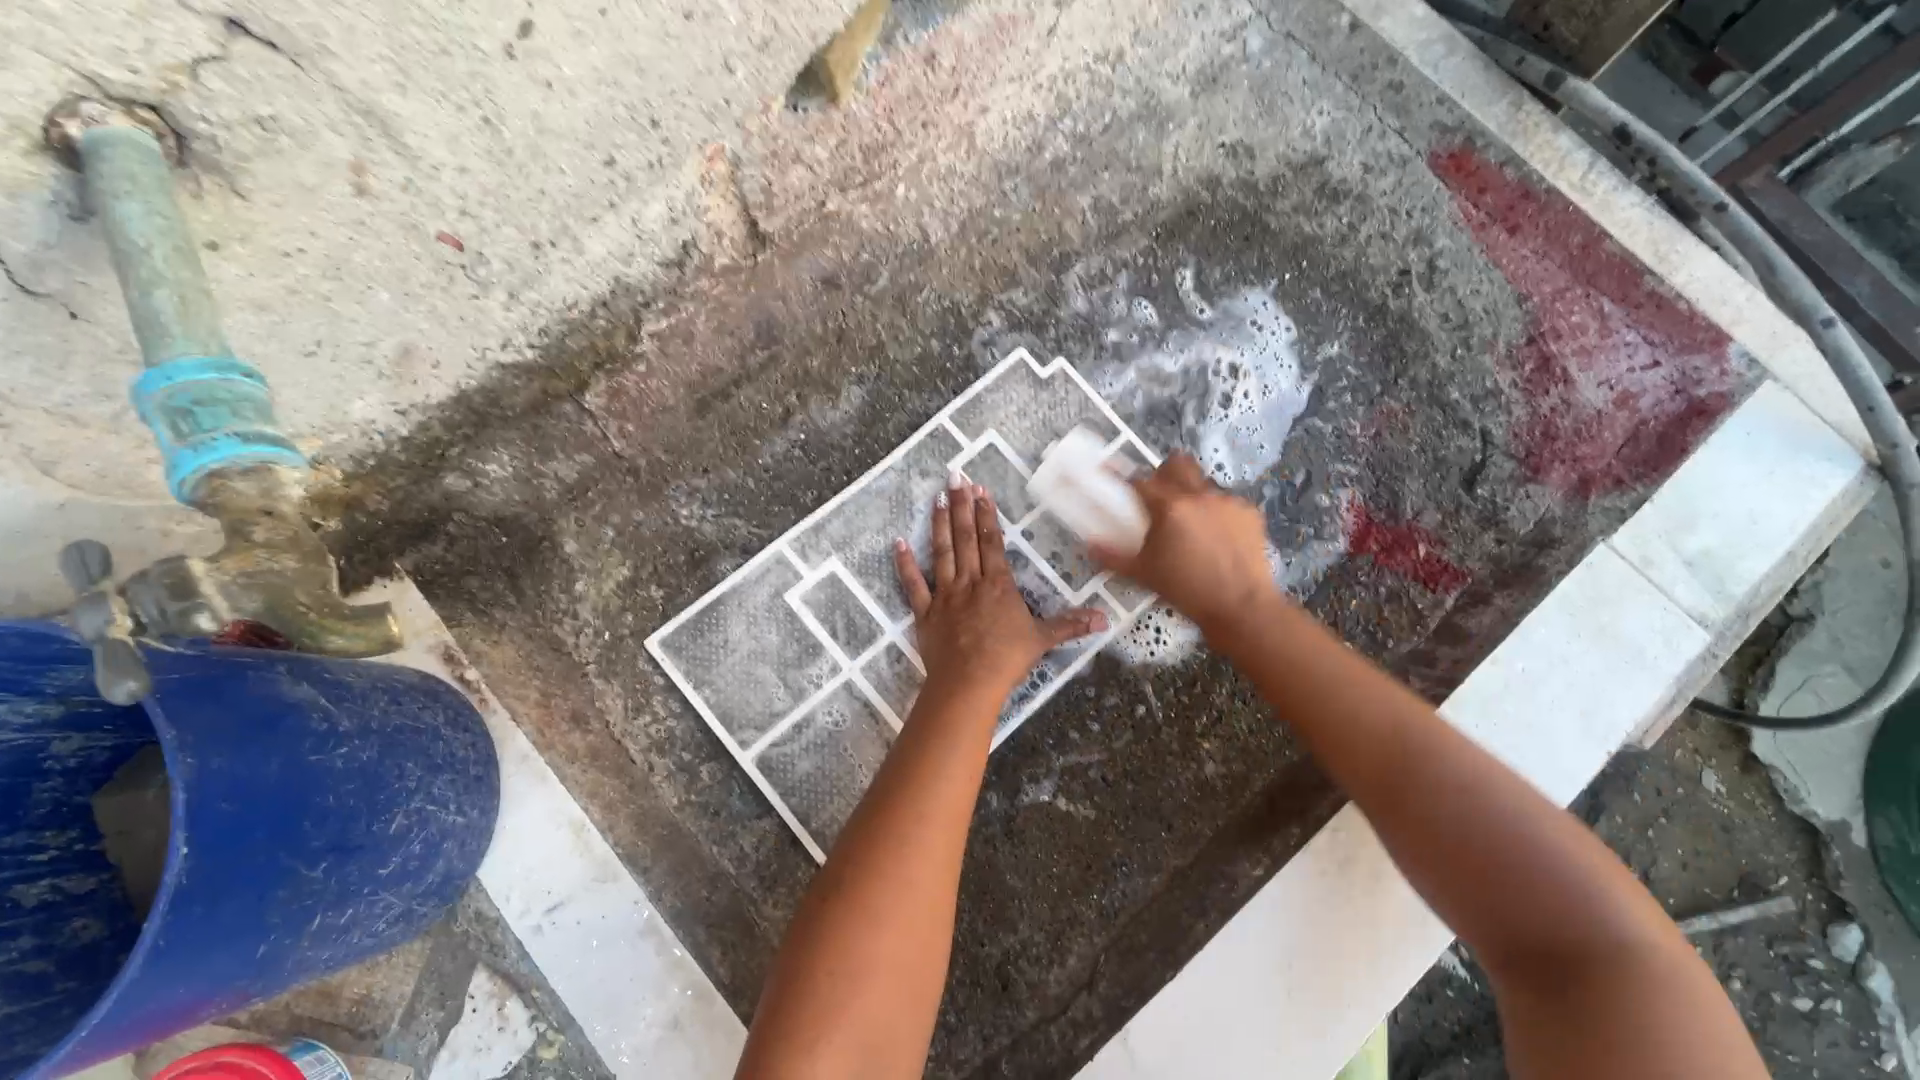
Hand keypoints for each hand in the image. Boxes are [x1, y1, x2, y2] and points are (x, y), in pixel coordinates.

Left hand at [895, 476, 1107, 704]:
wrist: (969, 683)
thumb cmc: (1007, 659)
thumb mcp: (1043, 639)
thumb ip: (1070, 625)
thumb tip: (1104, 619)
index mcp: (998, 585)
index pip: (992, 542)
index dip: (987, 515)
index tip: (981, 490)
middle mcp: (970, 582)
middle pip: (965, 538)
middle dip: (962, 506)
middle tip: (955, 478)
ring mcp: (945, 595)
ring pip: (941, 553)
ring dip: (939, 524)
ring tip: (937, 498)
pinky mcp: (925, 612)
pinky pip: (913, 585)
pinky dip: (905, 564)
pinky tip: (898, 543)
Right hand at [1090, 452, 1280, 634]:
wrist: (1241, 607)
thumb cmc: (1186, 590)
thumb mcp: (1144, 574)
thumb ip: (1113, 557)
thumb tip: (1090, 546)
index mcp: (1170, 507)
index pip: (1140, 480)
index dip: (1125, 479)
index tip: (1116, 479)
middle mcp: (1200, 495)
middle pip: (1177, 463)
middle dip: (1164, 473)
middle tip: (1160, 496)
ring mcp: (1228, 501)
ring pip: (1204, 484)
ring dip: (1193, 495)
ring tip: (1193, 524)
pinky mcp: (1250, 513)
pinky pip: (1228, 503)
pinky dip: (1218, 514)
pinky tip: (1218, 538)